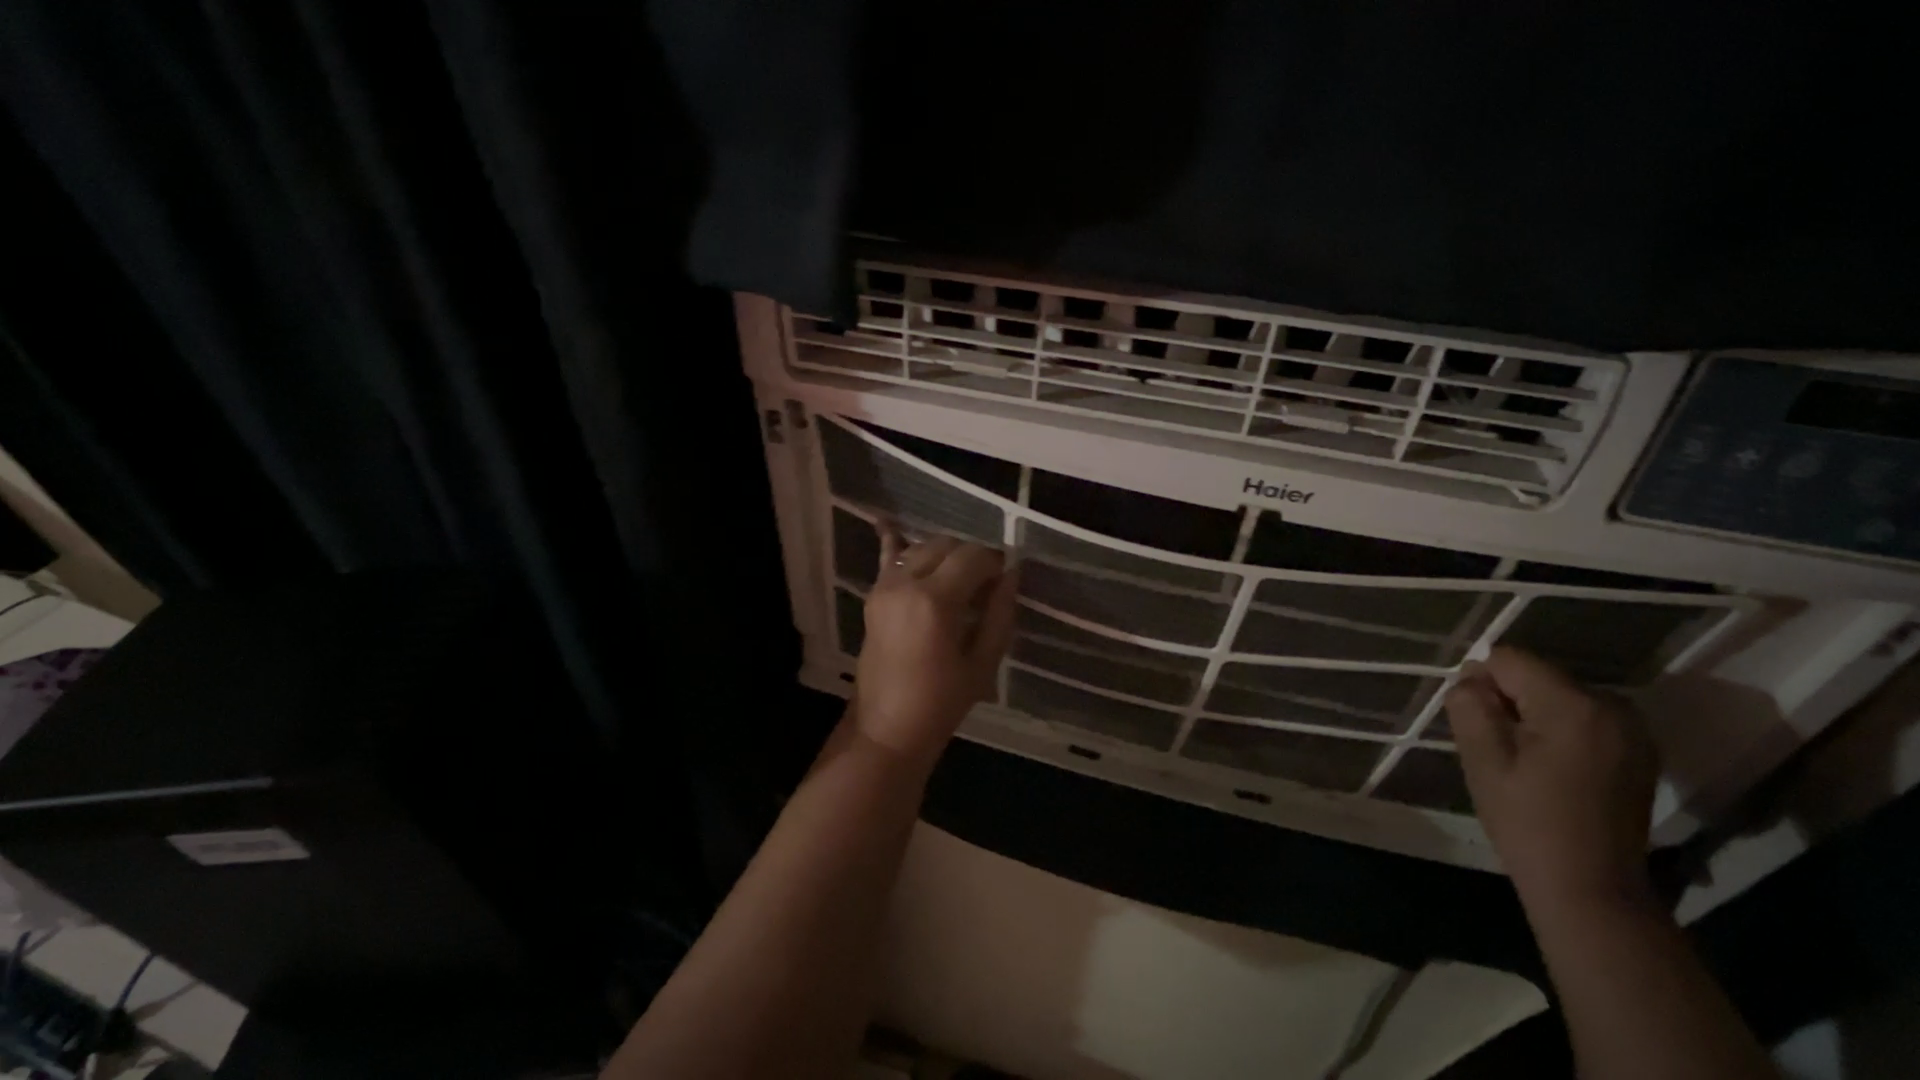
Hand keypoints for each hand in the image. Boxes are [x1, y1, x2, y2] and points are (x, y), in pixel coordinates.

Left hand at [853, 527, 1019, 767]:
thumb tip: (1012, 574)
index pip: (973, 557)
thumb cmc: (941, 703)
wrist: (887, 729)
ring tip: (961, 578)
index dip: (995, 561)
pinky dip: (895, 543)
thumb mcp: (983, 662)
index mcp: (935, 601)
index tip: (1007, 577)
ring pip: (921, 548)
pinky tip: (890, 523)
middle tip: (987, 582)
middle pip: (947, 545)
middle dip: (971, 556)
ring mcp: (884, 587)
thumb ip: (999, 613)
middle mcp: (905, 583)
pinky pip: (886, 559)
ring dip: (944, 554)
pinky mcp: (873, 597)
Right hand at [1446, 647, 1659, 908]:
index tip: (1475, 725)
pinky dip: (1563, 734)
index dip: (1480, 684)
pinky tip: (1554, 772)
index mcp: (1573, 704)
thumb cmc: (1529, 823)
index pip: (1510, 660)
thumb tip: (1471, 679)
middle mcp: (1613, 705)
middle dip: (1511, 702)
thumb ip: (1470, 707)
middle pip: (1540, 677)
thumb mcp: (1483, 762)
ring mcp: (1634, 730)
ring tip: (1525, 764)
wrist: (1592, 888)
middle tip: (1498, 751)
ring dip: (1536, 718)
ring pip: (1562, 699)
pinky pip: (1587, 721)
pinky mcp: (1641, 752)